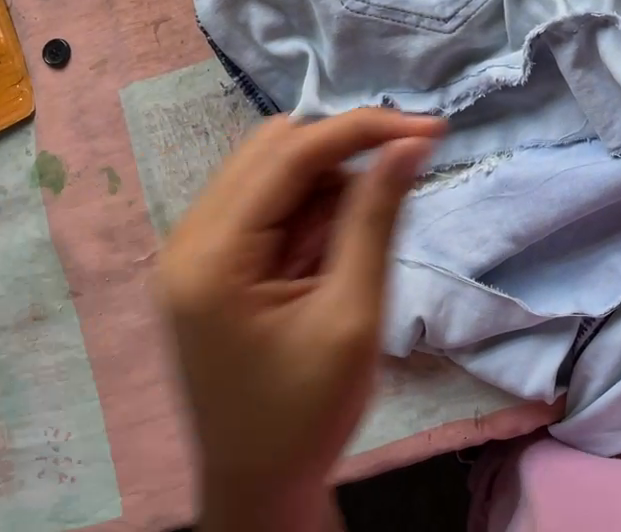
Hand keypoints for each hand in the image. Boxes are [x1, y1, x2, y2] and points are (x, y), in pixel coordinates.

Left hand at [156, 109, 444, 531]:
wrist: (259, 490)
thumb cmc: (307, 414)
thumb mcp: (352, 315)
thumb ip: (375, 218)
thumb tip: (410, 143)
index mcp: (211, 256)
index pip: (291, 154)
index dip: (364, 130)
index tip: (431, 130)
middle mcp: (189, 238)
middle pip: (274, 149)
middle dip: (344, 153)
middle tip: (402, 175)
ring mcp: (194, 250)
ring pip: (272, 170)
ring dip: (328, 185)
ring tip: (355, 246)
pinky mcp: (211, 263)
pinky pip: (267, 203)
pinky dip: (311, 210)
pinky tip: (330, 254)